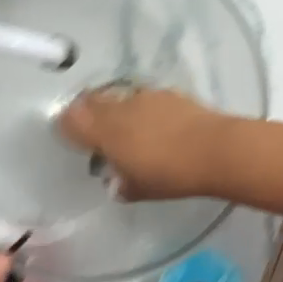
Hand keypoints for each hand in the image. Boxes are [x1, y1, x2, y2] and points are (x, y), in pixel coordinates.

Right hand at [57, 86, 231, 200]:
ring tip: (129, 127)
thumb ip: (122, 184)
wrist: (215, 149)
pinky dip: (143, 108)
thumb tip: (116, 181)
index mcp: (105, 131)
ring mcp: (146, 96)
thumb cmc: (170, 174)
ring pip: (120, 96)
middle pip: (93, 101)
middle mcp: (120, 107)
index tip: (72, 137)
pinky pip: (145, 97)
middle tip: (95, 129)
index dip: (67, 126)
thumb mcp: (139, 189)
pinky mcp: (170, 93)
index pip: (71, 119)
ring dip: (118, 109)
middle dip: (89, 112)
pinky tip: (156, 123)